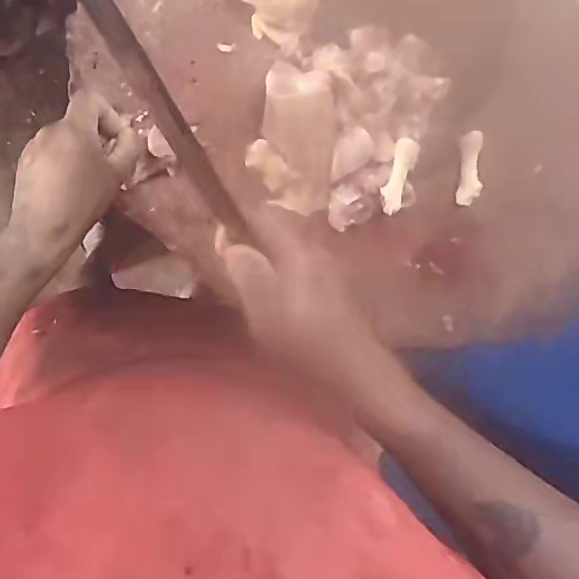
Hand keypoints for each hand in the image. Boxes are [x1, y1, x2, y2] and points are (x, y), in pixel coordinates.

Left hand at [0, 89, 144, 270]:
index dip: (109, 113)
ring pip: (63, 139)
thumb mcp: (116, 174)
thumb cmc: (83, 201)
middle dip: (96, 136)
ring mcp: (32, 146)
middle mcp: (49, 130)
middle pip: (78, 121)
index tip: (116, 139)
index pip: (91, 98)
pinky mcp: (23, 164)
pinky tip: (66, 187)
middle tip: (108, 162)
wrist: (40, 231)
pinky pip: (49, 153)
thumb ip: (129, 146)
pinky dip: (61, 162)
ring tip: (87, 178)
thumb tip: (129, 133)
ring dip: (78, 150)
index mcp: (73, 127)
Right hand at [216, 208, 395, 392]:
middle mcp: (316, 250)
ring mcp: (328, 265)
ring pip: (294, 239)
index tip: (221, 209)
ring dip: (271, 239)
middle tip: (231, 229)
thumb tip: (231, 246)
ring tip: (247, 249)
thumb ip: (248, 277)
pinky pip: (301, 255)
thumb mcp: (266, 315)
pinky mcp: (334, 282)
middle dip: (257, 222)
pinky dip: (283, 255)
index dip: (242, 209)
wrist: (357, 370)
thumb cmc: (307, 343)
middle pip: (283, 222)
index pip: (266, 215)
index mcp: (297, 251)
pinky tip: (272, 272)